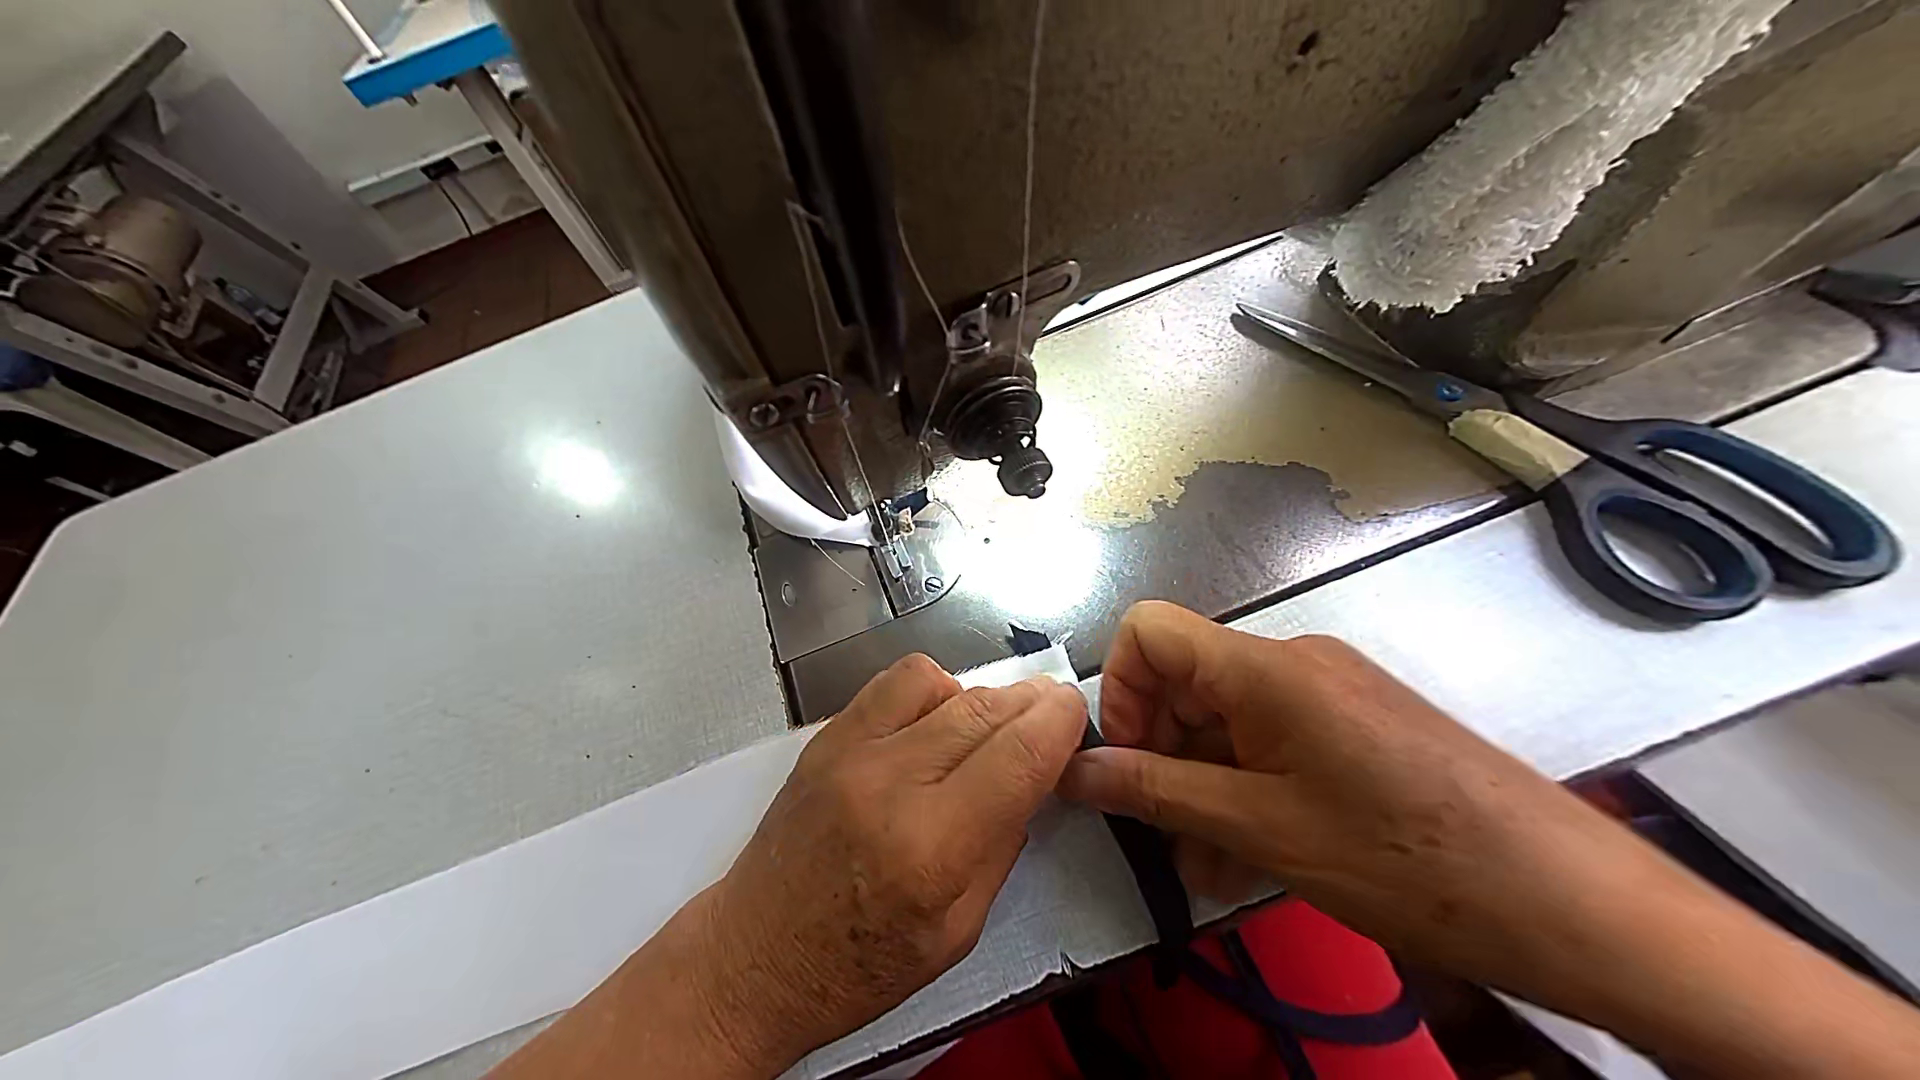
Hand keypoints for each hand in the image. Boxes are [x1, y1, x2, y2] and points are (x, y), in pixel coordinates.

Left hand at [692, 654, 1088, 1073]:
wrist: (754, 954)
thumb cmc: (857, 963)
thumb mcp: (958, 931)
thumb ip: (1003, 845)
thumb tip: (1032, 778)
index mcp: (932, 848)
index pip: (1018, 754)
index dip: (1059, 722)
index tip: (1075, 713)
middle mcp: (890, 785)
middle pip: (985, 711)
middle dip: (1033, 703)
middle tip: (1052, 710)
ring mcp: (851, 752)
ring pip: (943, 683)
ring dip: (985, 696)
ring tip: (995, 722)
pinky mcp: (827, 737)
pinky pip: (895, 681)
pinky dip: (933, 687)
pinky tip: (938, 716)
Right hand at [1055, 602, 1919, 1079]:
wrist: (1577, 903)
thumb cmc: (1408, 857)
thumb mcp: (1262, 830)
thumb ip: (1156, 792)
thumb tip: (1076, 770)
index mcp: (1261, 666)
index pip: (1147, 630)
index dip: (1120, 692)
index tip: (1128, 763)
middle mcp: (1289, 661)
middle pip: (1183, 681)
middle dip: (1159, 754)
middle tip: (1164, 831)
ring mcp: (1324, 691)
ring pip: (1224, 720)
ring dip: (1199, 784)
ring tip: (1206, 862)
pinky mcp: (1351, 724)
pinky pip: (1269, 740)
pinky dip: (1243, 787)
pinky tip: (1249, 854)